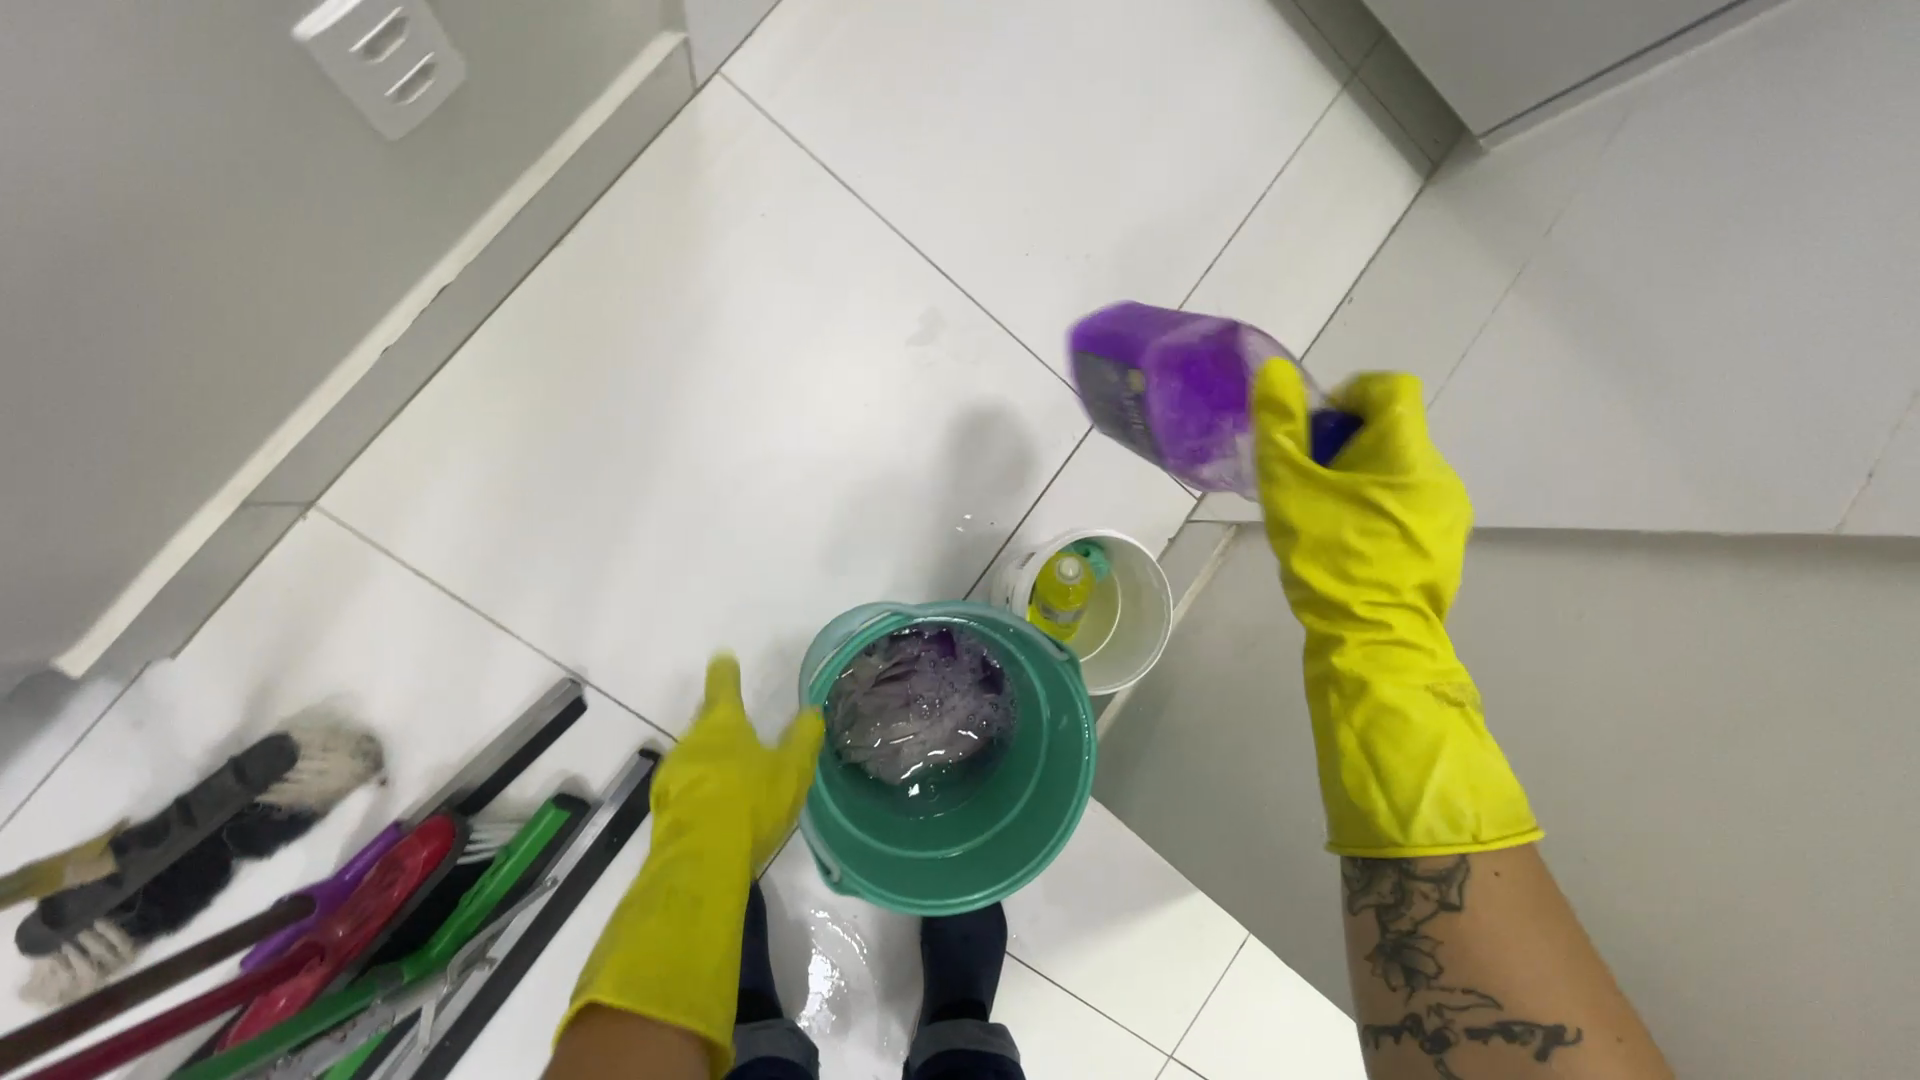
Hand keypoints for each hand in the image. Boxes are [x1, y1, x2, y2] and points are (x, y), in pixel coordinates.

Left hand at [655, 655, 824, 869]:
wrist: (701, 859)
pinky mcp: (664, 807)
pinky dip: (699, 788)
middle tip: (729, 718)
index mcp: (723, 725)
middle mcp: (691, 742)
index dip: (725, 673)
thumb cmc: (751, 803)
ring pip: (692, 755)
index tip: (723, 658)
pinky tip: (713, 804)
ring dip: (707, 757)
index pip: (723, 688)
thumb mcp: (792, 770)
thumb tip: (811, 710)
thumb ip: (803, 739)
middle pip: (704, 721)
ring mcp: (672, 775)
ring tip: (727, 769)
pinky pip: (686, 787)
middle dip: (716, 718)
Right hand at [1251, 364, 1538, 857]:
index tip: (1315, 431)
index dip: (1348, 394)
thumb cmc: (1329, 560)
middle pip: (1390, 432)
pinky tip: (1344, 544)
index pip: (1391, 388)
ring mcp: (1446, 514)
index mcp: (1408, 455)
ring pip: (1396, 471)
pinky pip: (1404, 505)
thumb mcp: (1288, 489)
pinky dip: (1372, 507)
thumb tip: (1274, 373)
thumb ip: (1278, 427)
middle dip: (1342, 444)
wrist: (1372, 643)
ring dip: (1355, 478)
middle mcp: (1439, 476)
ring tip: (1319, 518)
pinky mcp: (1442, 546)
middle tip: (1304, 482)